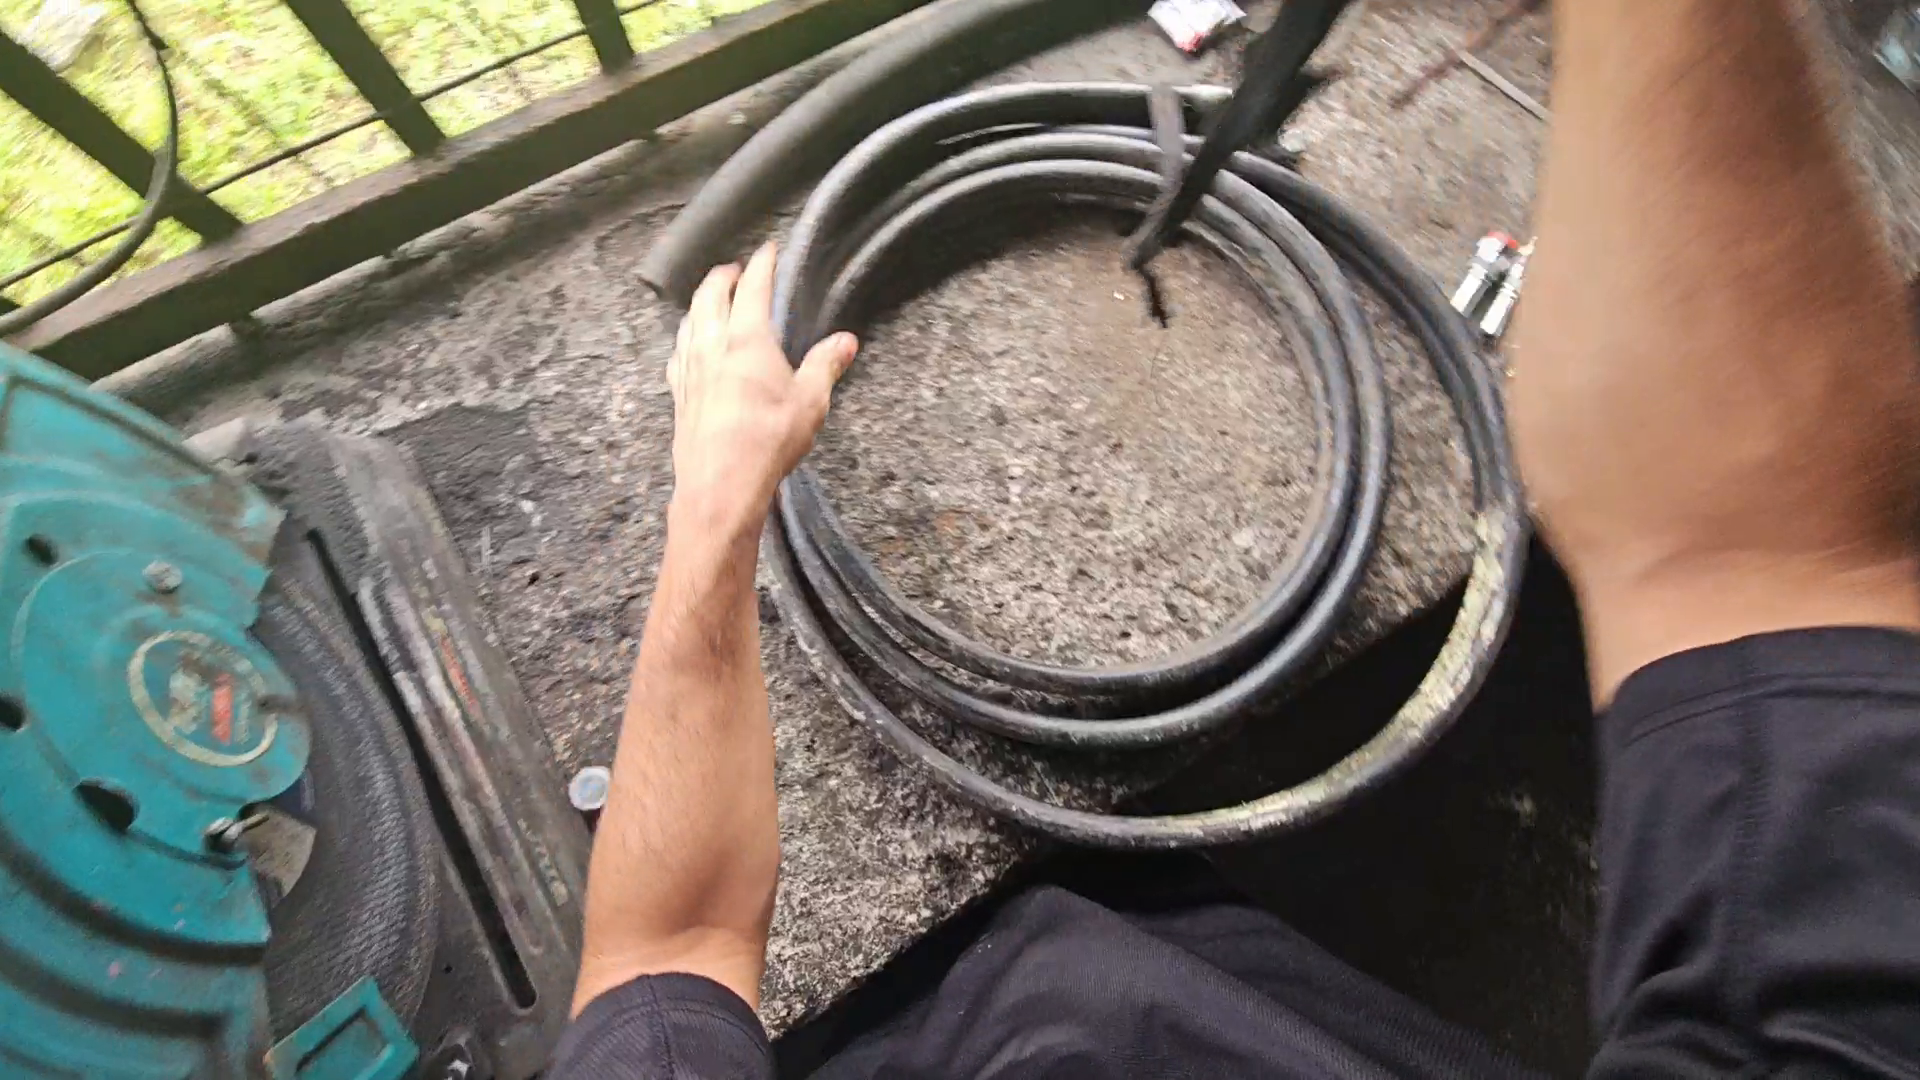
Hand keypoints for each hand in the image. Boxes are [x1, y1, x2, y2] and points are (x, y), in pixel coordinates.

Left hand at [668, 242, 858, 530]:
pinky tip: (688, 346)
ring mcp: (690, 368)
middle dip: (723, 276)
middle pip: (711, 294)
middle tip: (735, 270)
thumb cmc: (768, 441)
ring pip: (689, 319)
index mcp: (748, 338)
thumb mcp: (810, 401)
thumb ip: (826, 365)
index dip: (762, 264)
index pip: (753, 287)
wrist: (721, 483)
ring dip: (700, 301)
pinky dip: (686, 336)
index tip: (768, 250)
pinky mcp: (679, 394)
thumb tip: (846, 341)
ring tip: (710, 299)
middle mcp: (712, 344)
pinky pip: (678, 351)